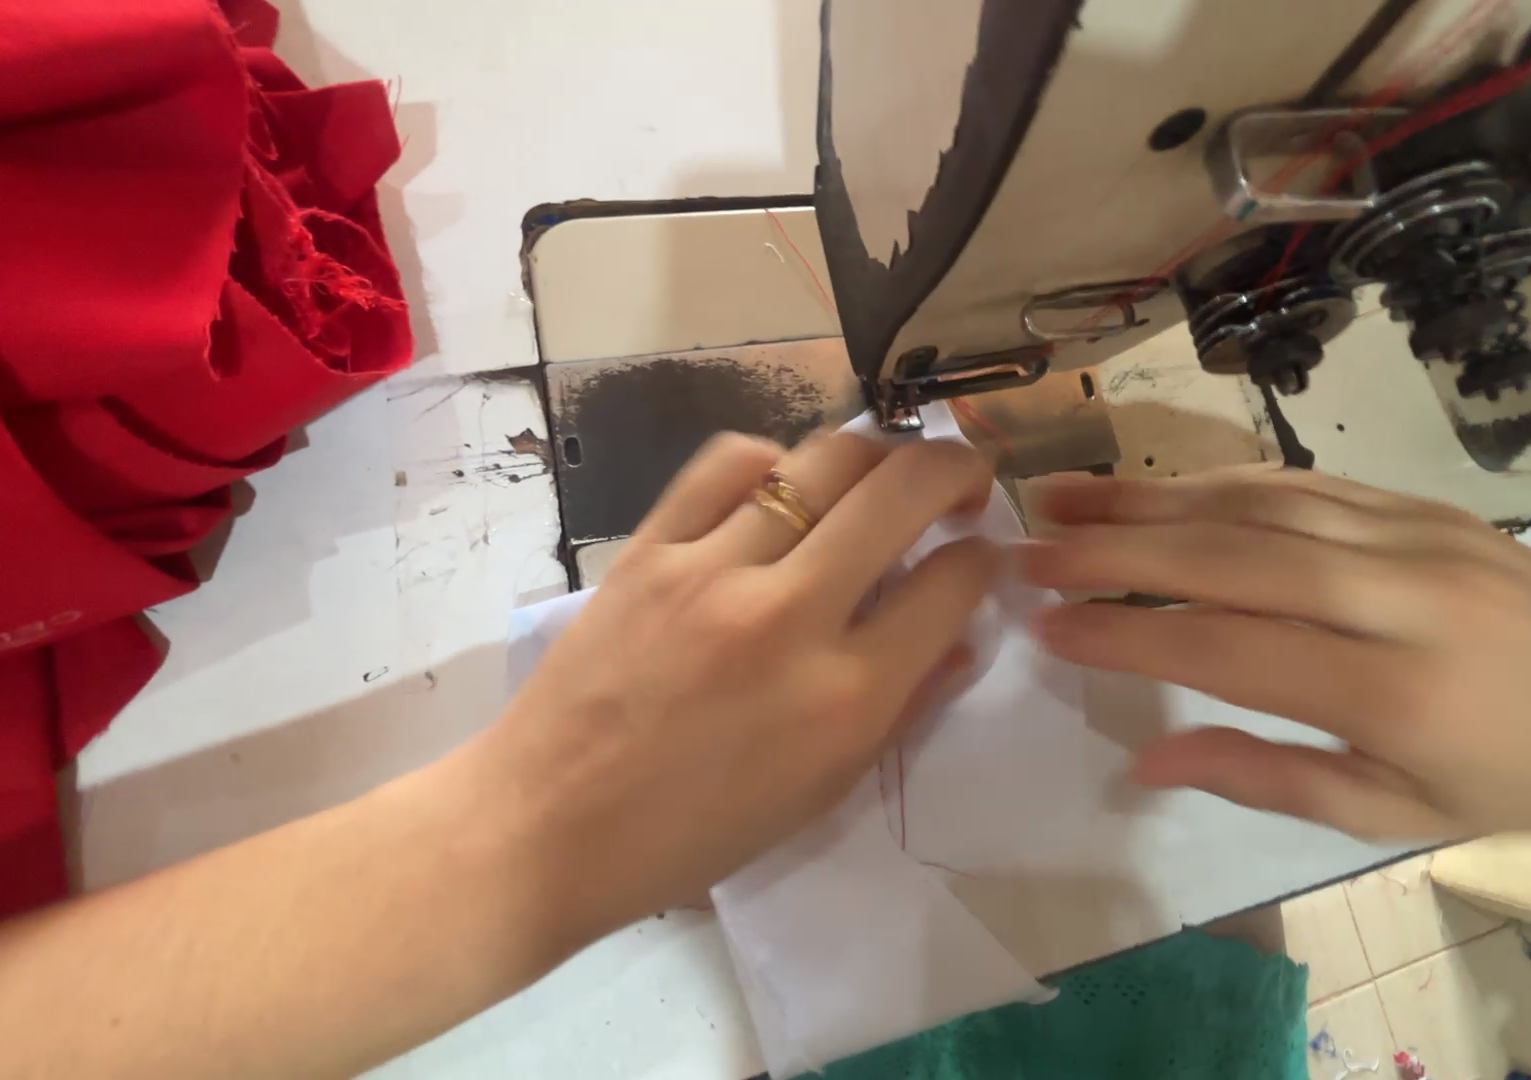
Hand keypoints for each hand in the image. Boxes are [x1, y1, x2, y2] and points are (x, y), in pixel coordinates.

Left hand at [470, 431, 995, 940]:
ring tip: (884, 477)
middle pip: (902, 491)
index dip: (983, 558)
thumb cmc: (698, 829)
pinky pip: (727, 463)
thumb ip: (908, 706)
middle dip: (957, 469)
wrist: (547, 826)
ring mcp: (713, 570)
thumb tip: (964, 633)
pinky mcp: (650, 548)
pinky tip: (785, 483)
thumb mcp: (825, 790)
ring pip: (824, 459)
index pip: (951, 585)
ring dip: (879, 455)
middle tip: (964, 483)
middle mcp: (789, 616)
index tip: (980, 553)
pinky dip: (777, 459)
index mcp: (845, 697)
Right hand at [1019, 467, 1530, 855]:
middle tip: (1029, 548)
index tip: (1046, 626)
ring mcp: (1416, 535)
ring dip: (1148, 499)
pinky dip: (1213, 483)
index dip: (1125, 637)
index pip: (1225, 651)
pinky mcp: (1422, 505)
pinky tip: (1157, 489)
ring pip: (1254, 502)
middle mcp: (1403, 598)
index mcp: (1398, 697)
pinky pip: (1298, 481)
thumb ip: (1258, 778)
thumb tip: (1143, 759)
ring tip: (1067, 500)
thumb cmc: (1510, 786)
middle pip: (1228, 557)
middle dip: (1113, 551)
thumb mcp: (1387, 814)